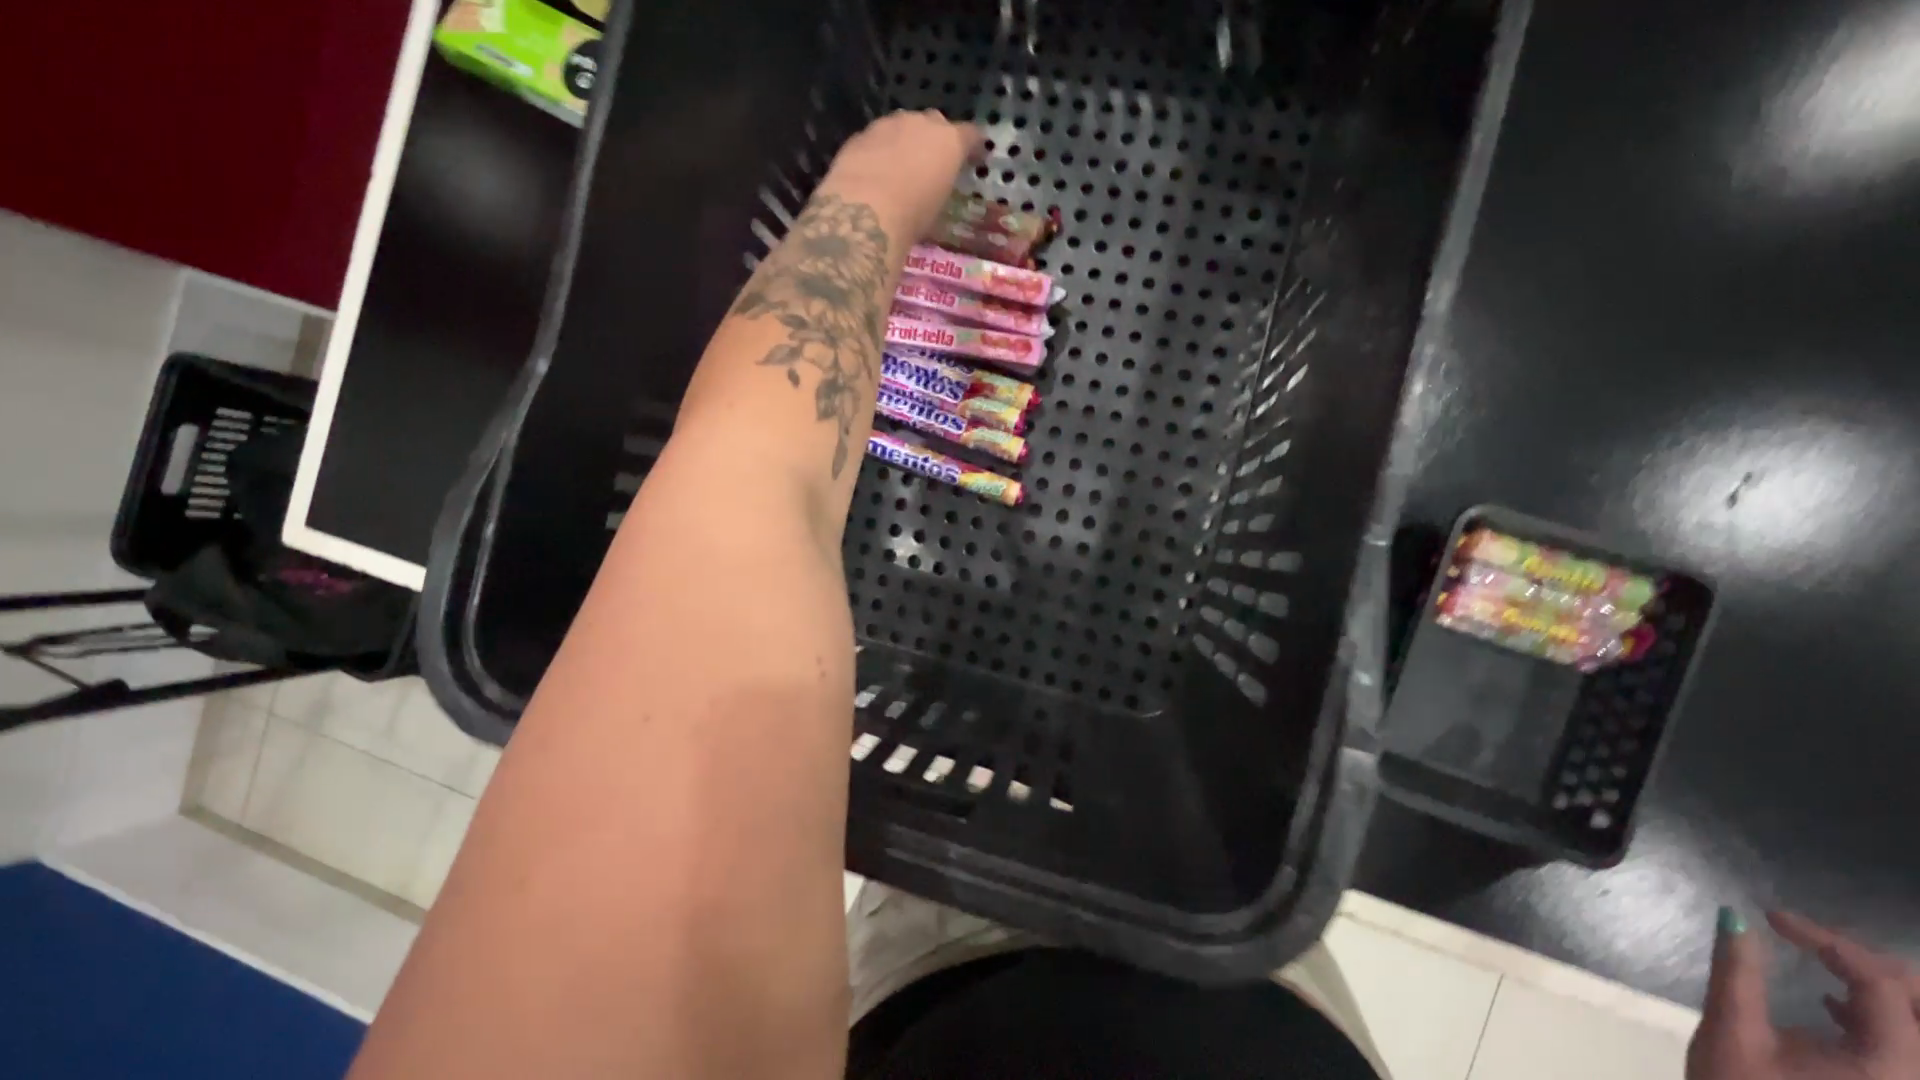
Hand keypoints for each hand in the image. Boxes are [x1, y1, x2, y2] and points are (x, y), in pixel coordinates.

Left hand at [818, 110, 983, 241]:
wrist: (864, 211)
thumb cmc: (912, 216)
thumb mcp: (938, 205)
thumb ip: (941, 184)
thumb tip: (935, 185)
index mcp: (949, 141)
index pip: (971, 134)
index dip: (973, 147)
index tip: (972, 160)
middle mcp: (920, 124)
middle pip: (934, 123)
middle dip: (935, 139)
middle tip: (932, 162)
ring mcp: (887, 124)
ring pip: (902, 126)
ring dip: (904, 141)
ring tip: (899, 167)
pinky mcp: (860, 135)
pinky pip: (876, 139)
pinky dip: (879, 150)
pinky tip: (874, 171)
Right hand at [1689, 908, 1919, 1078]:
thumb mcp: (1731, 1032)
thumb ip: (1737, 974)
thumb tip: (1733, 917)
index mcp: (1890, 1065)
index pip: (1879, 983)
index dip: (1826, 940)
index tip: (1772, 918)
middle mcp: (1915, 1075)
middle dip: (1871, 962)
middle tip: (1813, 939)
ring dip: (1883, 989)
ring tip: (1827, 964)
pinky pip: (1910, 1047)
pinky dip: (1883, 1017)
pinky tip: (1833, 1005)